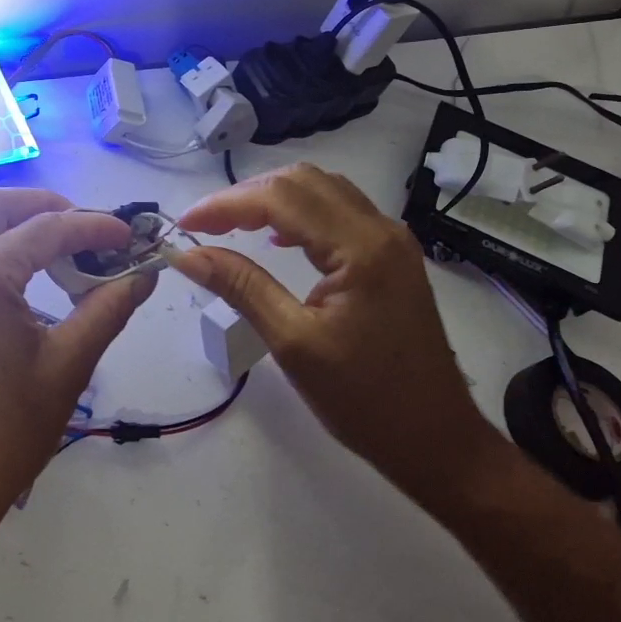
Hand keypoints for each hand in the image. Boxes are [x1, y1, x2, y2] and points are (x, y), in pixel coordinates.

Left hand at [0, 188, 155, 534]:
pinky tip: (1, 254)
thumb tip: (144, 274)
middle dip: (47, 206)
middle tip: (88, 229)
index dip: (94, 227)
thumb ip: (108, 308)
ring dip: (9, 219)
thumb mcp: (68, 366)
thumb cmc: (8, 431)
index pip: (47, 230)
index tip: (128, 236)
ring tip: (52, 239)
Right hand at [170, 163, 500, 497]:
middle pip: (302, 182)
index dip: (225, 204)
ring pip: (322, 190)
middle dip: (245, 196)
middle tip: (203, 227)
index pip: (281, 198)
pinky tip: (275, 240)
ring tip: (229, 227)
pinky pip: (338, 212)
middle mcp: (381, 230)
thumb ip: (240, 287)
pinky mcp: (392, 257)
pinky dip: (298, 214)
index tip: (184, 226)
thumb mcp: (293, 343)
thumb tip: (187, 255)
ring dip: (271, 200)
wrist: (436, 439)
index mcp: (361, 248)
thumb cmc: (364, 400)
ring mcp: (392, 241)